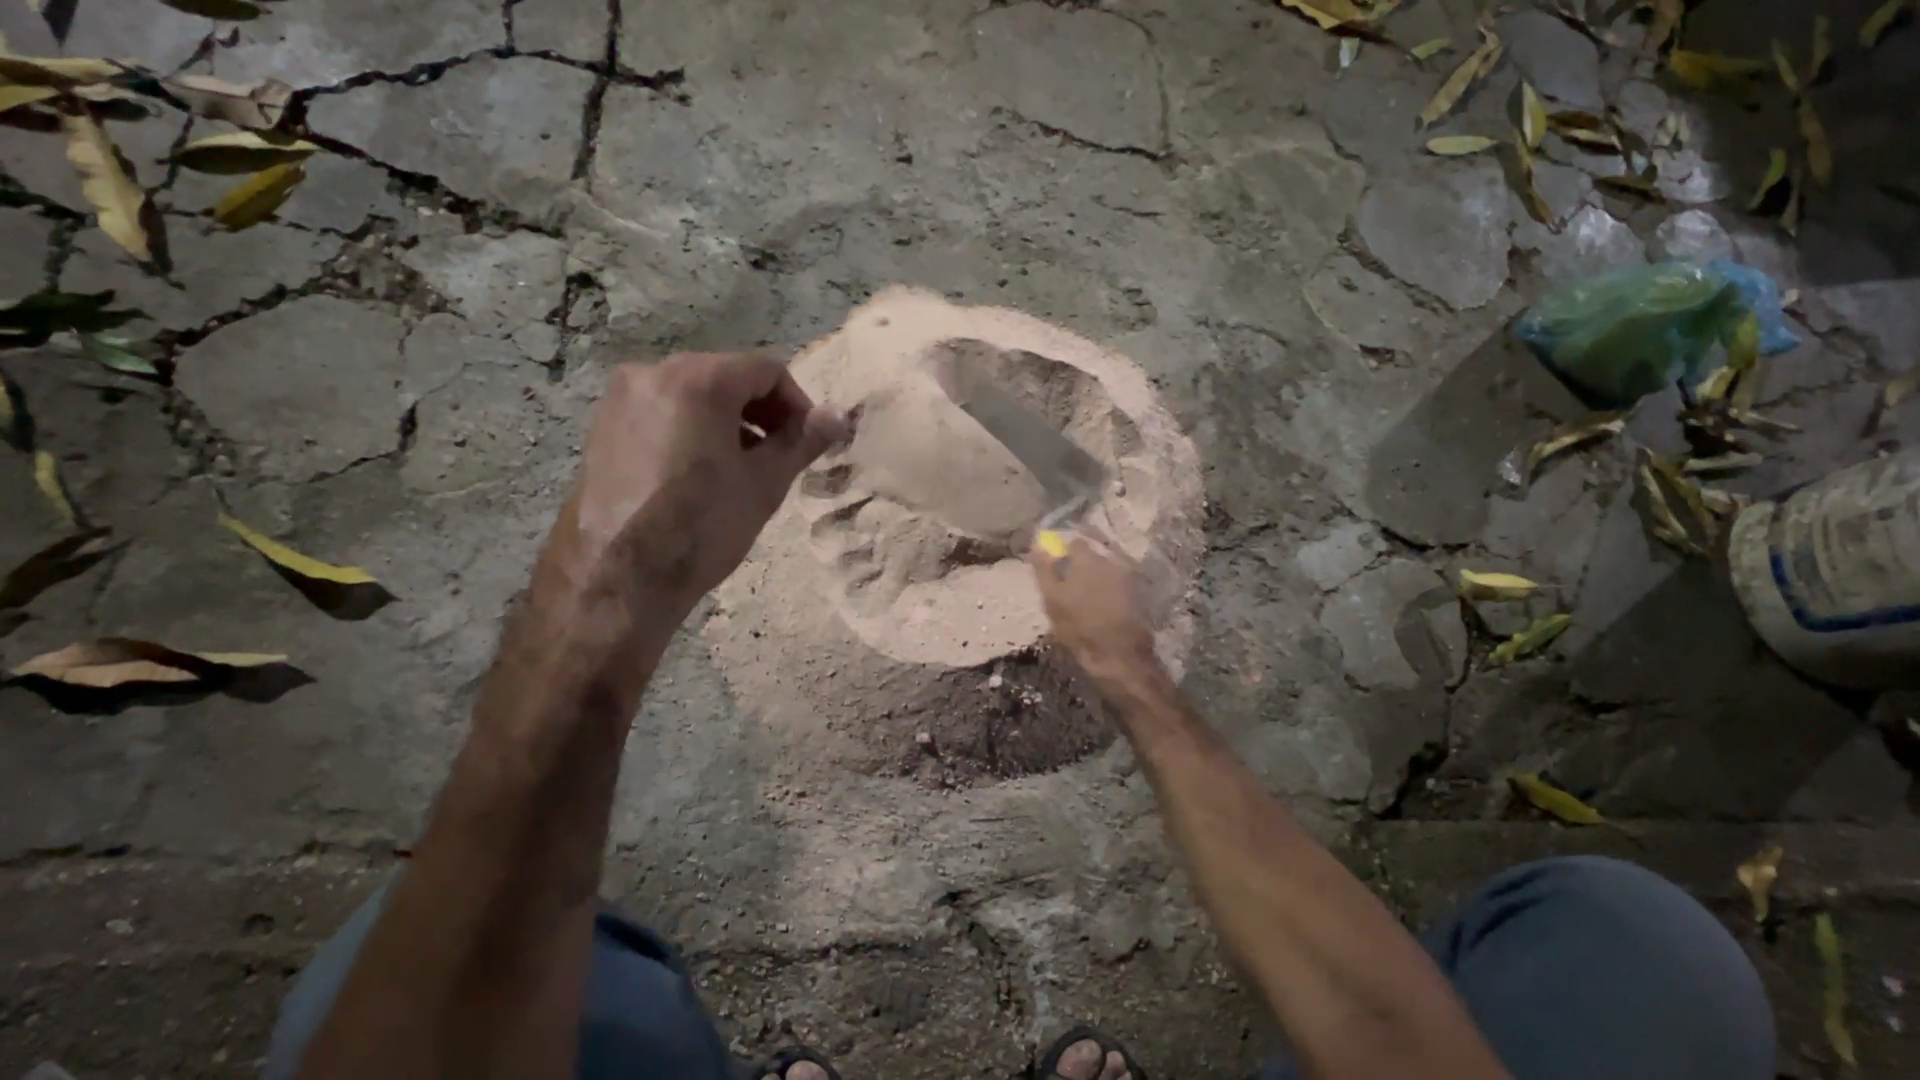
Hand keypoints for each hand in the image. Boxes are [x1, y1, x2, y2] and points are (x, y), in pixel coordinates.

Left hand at [564, 350, 844, 614]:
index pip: (767, 369)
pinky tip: (697, 474)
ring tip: (738, 469)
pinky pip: (660, 412)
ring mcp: (620, 398)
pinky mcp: (601, 426)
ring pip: (692, 393)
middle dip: (760, 412)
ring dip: (726, 421)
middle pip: (727, 376)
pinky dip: (689, 429)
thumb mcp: (764, 484)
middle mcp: (653, 372)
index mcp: (699, 379)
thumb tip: (841, 415)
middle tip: (776, 457)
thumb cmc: (702, 526)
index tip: (805, 443)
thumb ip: (803, 440)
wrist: (618, 576)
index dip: (797, 403)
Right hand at [1028, 529, 1161, 690]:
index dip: (1064, 554)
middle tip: (1069, 590)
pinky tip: (1101, 610)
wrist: (1118, 655)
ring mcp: (1127, 578)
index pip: (1074, 544)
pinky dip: (1108, 593)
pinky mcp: (1137, 595)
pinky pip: (1116, 586)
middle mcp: (1110, 561)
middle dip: (1080, 568)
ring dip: (1095, 581)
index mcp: (1087, 559)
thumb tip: (1037, 544)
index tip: (1056, 570)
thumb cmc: (1079, 627)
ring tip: (1085, 603)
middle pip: (1091, 557)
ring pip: (1104, 572)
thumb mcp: (1052, 599)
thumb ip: (1044, 569)